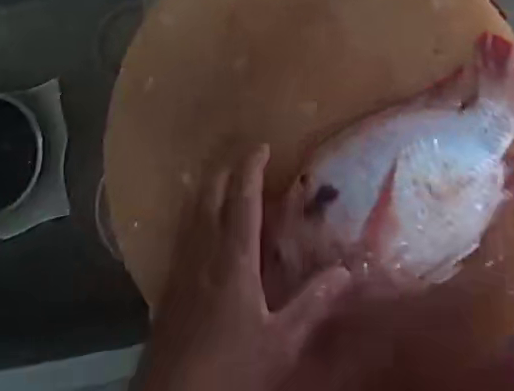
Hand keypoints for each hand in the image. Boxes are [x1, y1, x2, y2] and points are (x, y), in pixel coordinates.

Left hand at [132, 145, 353, 390]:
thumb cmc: (231, 367)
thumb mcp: (281, 342)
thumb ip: (312, 304)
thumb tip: (345, 272)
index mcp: (233, 256)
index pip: (243, 198)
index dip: (251, 168)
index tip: (261, 146)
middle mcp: (204, 248)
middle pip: (211, 193)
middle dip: (228, 169)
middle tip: (246, 158)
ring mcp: (182, 263)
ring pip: (193, 208)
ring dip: (208, 186)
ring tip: (222, 178)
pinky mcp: (169, 280)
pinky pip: (183, 230)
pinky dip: (194, 211)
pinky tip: (198, 222)